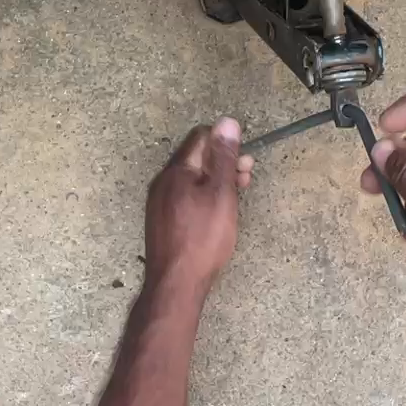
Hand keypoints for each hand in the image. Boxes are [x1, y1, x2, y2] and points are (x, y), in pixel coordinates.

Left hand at [145, 117, 253, 296]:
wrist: (176, 283)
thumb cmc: (203, 239)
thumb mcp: (221, 194)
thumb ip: (225, 158)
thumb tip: (227, 122)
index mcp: (176, 170)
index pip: (201, 137)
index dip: (226, 144)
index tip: (244, 163)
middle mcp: (163, 182)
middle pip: (196, 158)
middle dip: (223, 163)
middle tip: (246, 180)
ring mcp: (159, 202)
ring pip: (191, 179)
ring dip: (215, 181)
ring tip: (235, 197)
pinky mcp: (161, 220)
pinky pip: (184, 196)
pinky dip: (202, 197)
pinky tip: (215, 214)